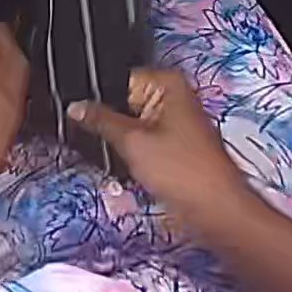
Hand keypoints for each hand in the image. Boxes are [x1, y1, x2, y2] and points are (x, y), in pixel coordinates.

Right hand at [68, 69, 247, 208]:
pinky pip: (142, 142)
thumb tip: (76, 107)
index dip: (97, 100)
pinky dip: (132, 154)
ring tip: (118, 159)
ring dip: (119, 142)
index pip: (117, 80)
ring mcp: (175, 122)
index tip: (81, 117)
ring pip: (131, 125)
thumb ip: (99, 120)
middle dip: (108, 123)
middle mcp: (173, 97)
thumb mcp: (131, 142)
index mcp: (167, 83)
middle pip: (123, 102)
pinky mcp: (174, 145)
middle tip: (100, 142)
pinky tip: (128, 168)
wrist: (215, 211)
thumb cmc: (184, 173)